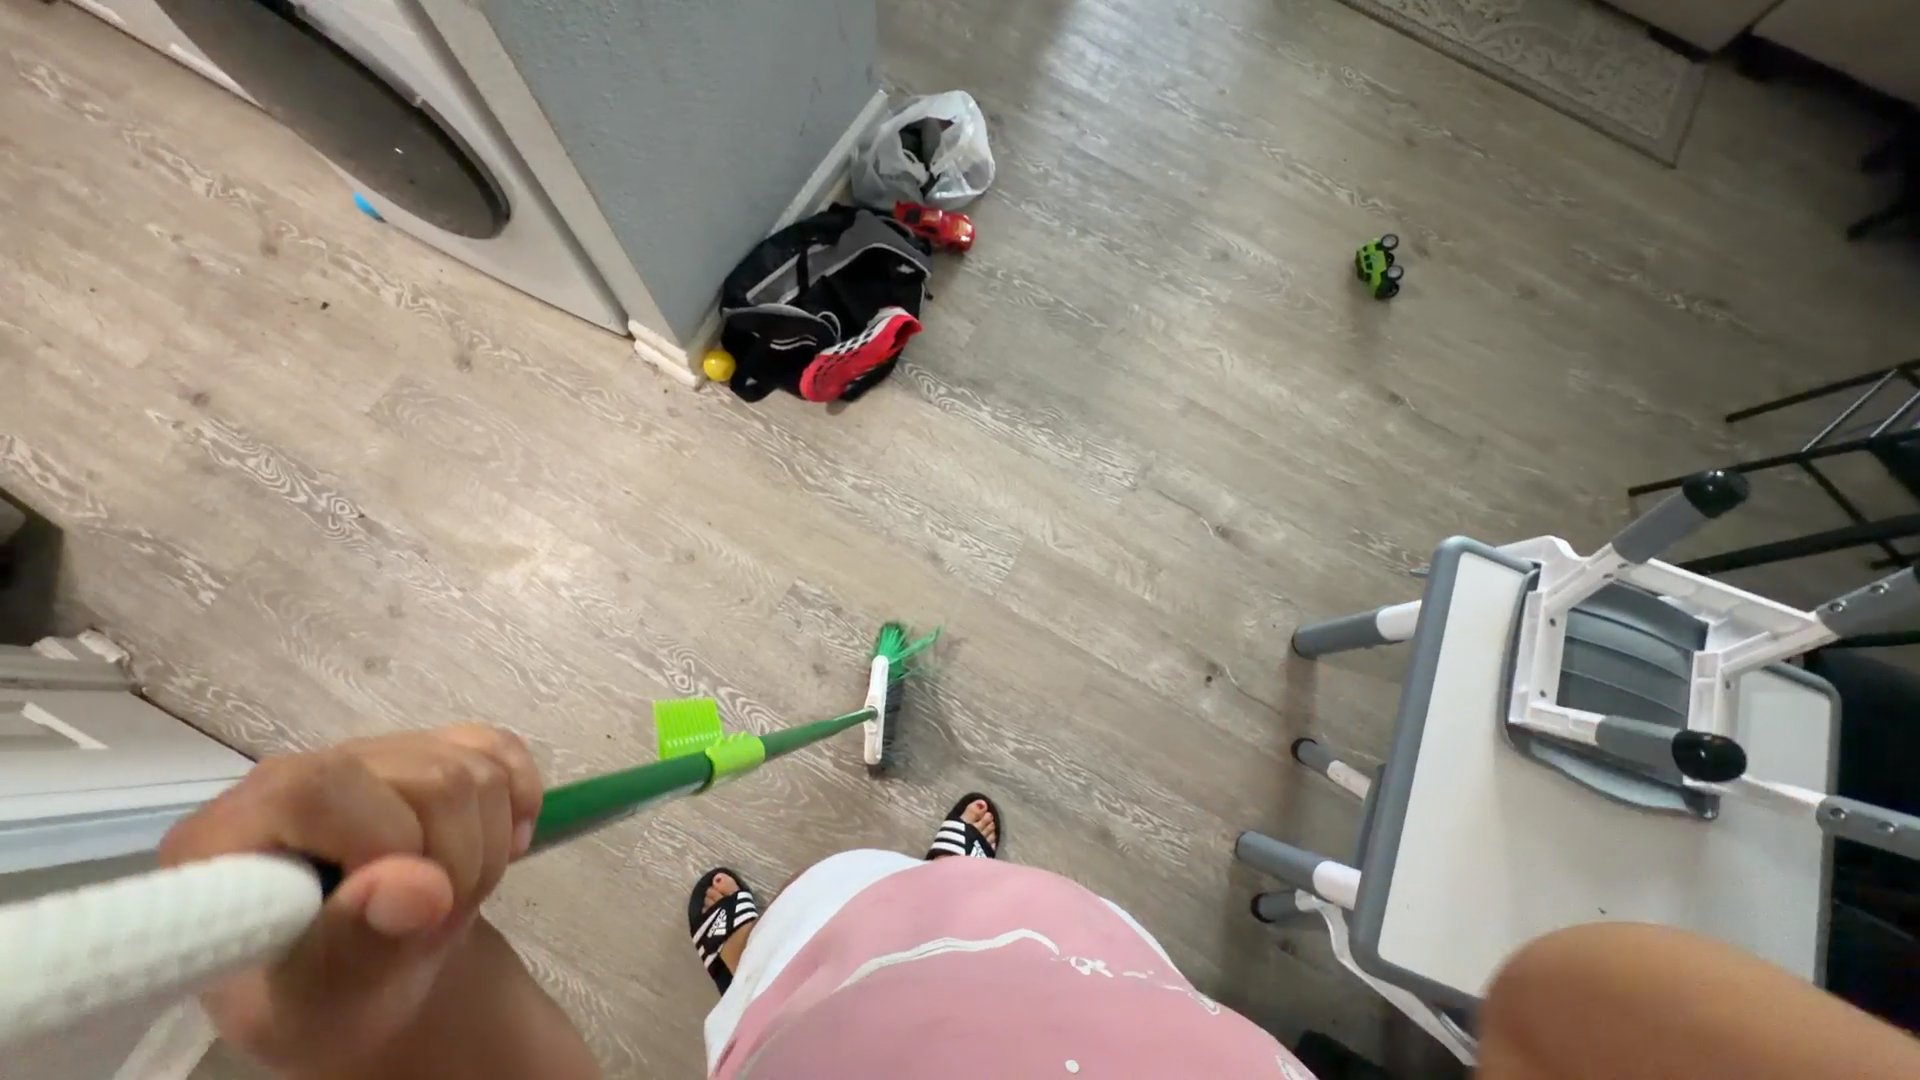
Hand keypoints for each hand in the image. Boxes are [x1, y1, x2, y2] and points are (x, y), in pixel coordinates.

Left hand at [159, 725, 542, 1071]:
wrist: (374, 979)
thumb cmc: (328, 1000)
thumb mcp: (322, 1001)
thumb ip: (355, 944)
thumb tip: (419, 888)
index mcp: (231, 834)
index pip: (322, 787)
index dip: (386, 838)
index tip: (408, 907)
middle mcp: (297, 774)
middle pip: (426, 774)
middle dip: (459, 856)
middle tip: (443, 919)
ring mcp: (372, 754)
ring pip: (475, 765)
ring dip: (491, 841)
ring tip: (460, 894)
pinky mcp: (432, 748)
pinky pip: (502, 748)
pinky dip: (522, 798)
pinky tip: (502, 842)